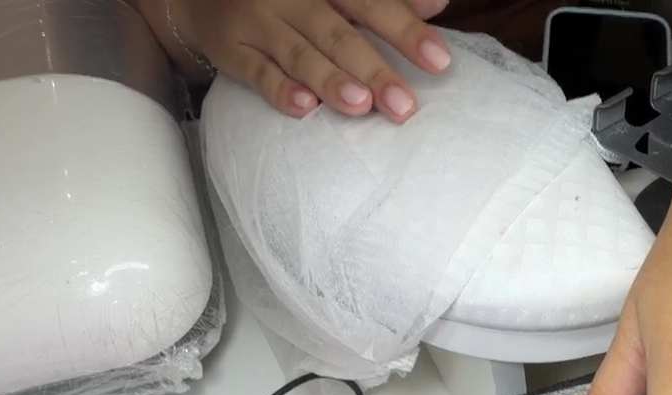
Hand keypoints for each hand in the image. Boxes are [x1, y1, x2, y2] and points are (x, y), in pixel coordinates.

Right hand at [166, 0, 453, 120]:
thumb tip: (436, 2)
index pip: (369, 0)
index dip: (405, 29)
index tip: (441, 61)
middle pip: (338, 32)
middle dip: (374, 68)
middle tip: (406, 107)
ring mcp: (258, 20)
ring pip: (299, 53)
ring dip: (331, 80)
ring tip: (362, 106)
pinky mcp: (230, 48)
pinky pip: (255, 72)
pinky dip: (279, 90)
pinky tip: (305, 108)